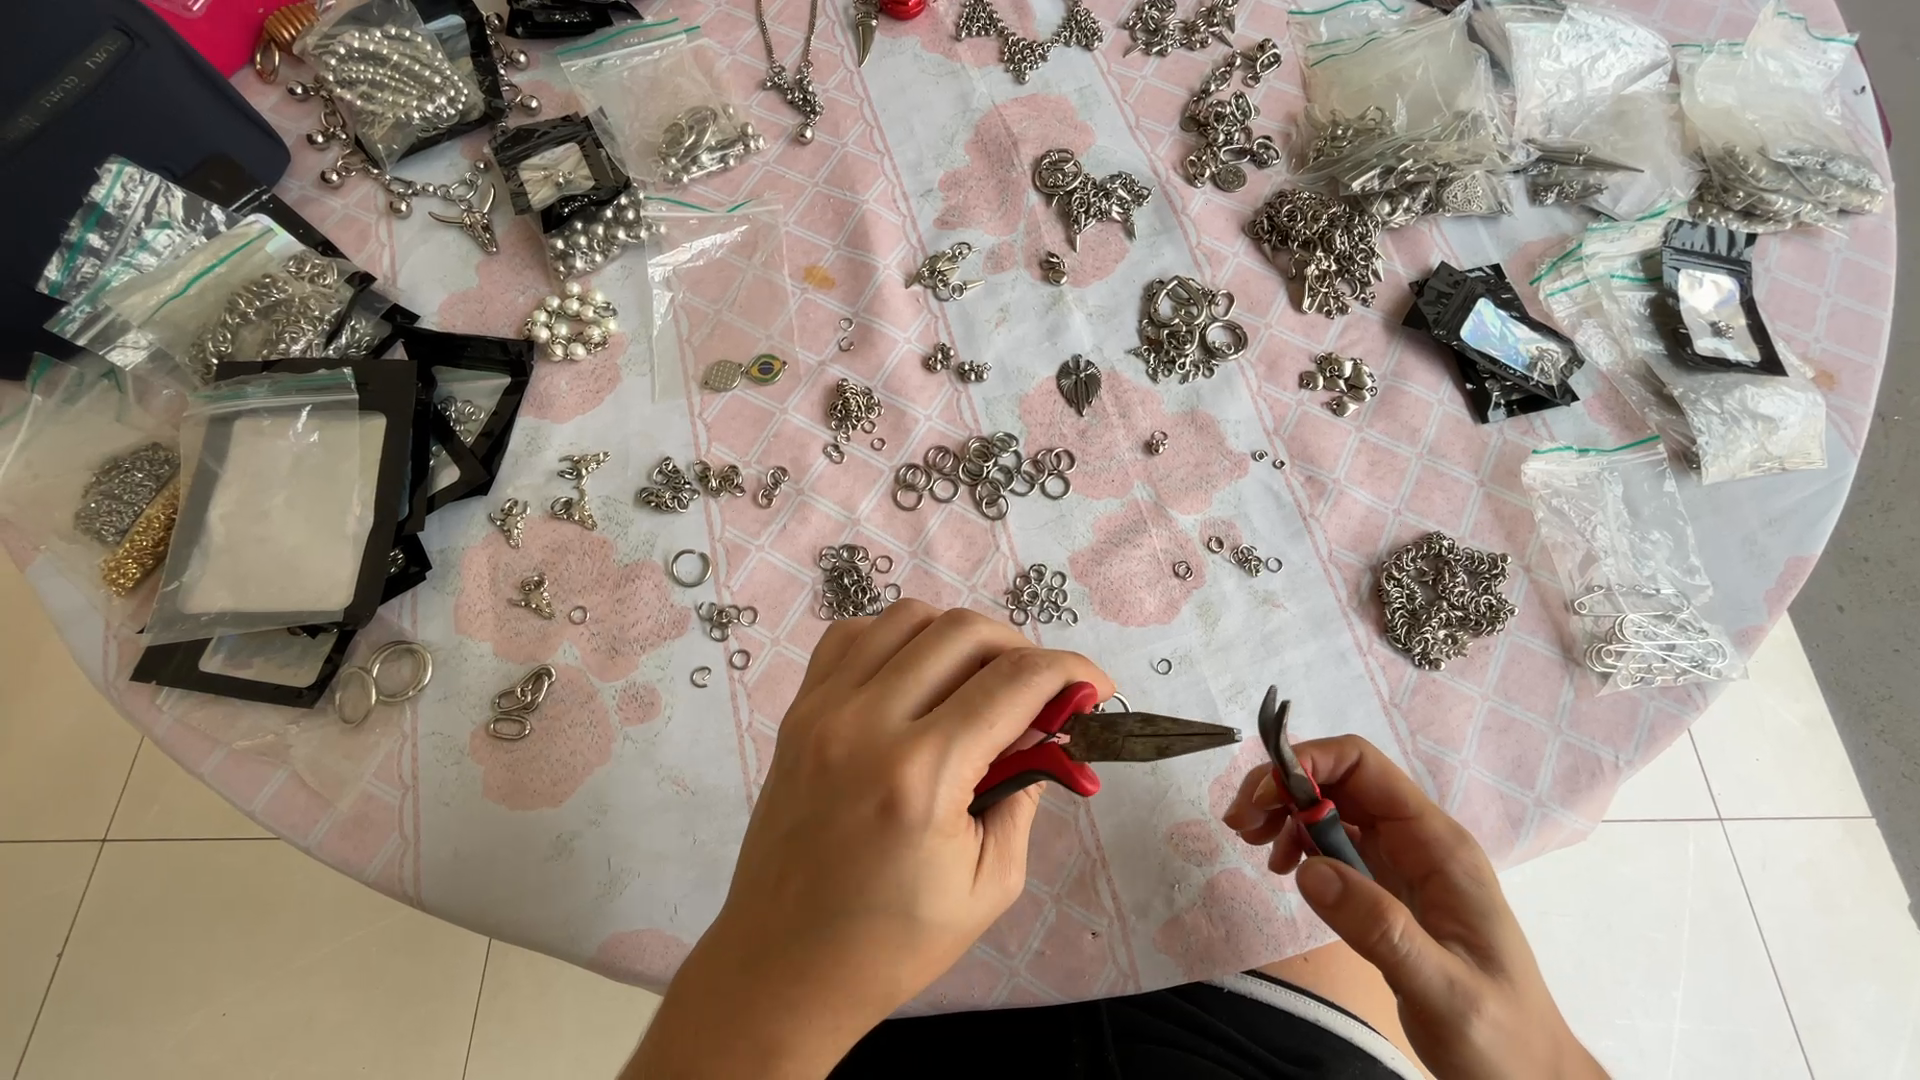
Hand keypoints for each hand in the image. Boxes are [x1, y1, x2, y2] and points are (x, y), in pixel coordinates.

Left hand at [626, 601, 1112, 1079]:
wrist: (782, 966)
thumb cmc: (894, 943)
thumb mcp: (990, 882)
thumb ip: (1024, 791)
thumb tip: (1044, 730)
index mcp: (923, 775)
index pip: (1015, 682)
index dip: (1072, 671)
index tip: (1097, 688)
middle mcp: (867, 722)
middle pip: (964, 631)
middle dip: (1022, 648)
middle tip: (1042, 689)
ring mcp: (823, 708)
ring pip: (909, 617)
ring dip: (961, 636)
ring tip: (981, 680)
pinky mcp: (797, 710)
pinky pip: (853, 635)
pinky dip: (898, 638)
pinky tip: (916, 676)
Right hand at [1223, 736, 1606, 1079]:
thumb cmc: (1499, 1038)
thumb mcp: (1443, 991)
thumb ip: (1380, 928)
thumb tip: (1309, 868)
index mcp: (1438, 844)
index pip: (1363, 766)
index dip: (1308, 764)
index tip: (1263, 799)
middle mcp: (1417, 839)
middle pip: (1338, 780)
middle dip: (1282, 788)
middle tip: (1240, 823)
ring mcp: (1400, 861)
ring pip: (1330, 807)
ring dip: (1283, 812)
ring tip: (1252, 843)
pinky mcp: (1384, 885)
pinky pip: (1331, 842)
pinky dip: (1296, 843)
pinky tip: (1283, 870)